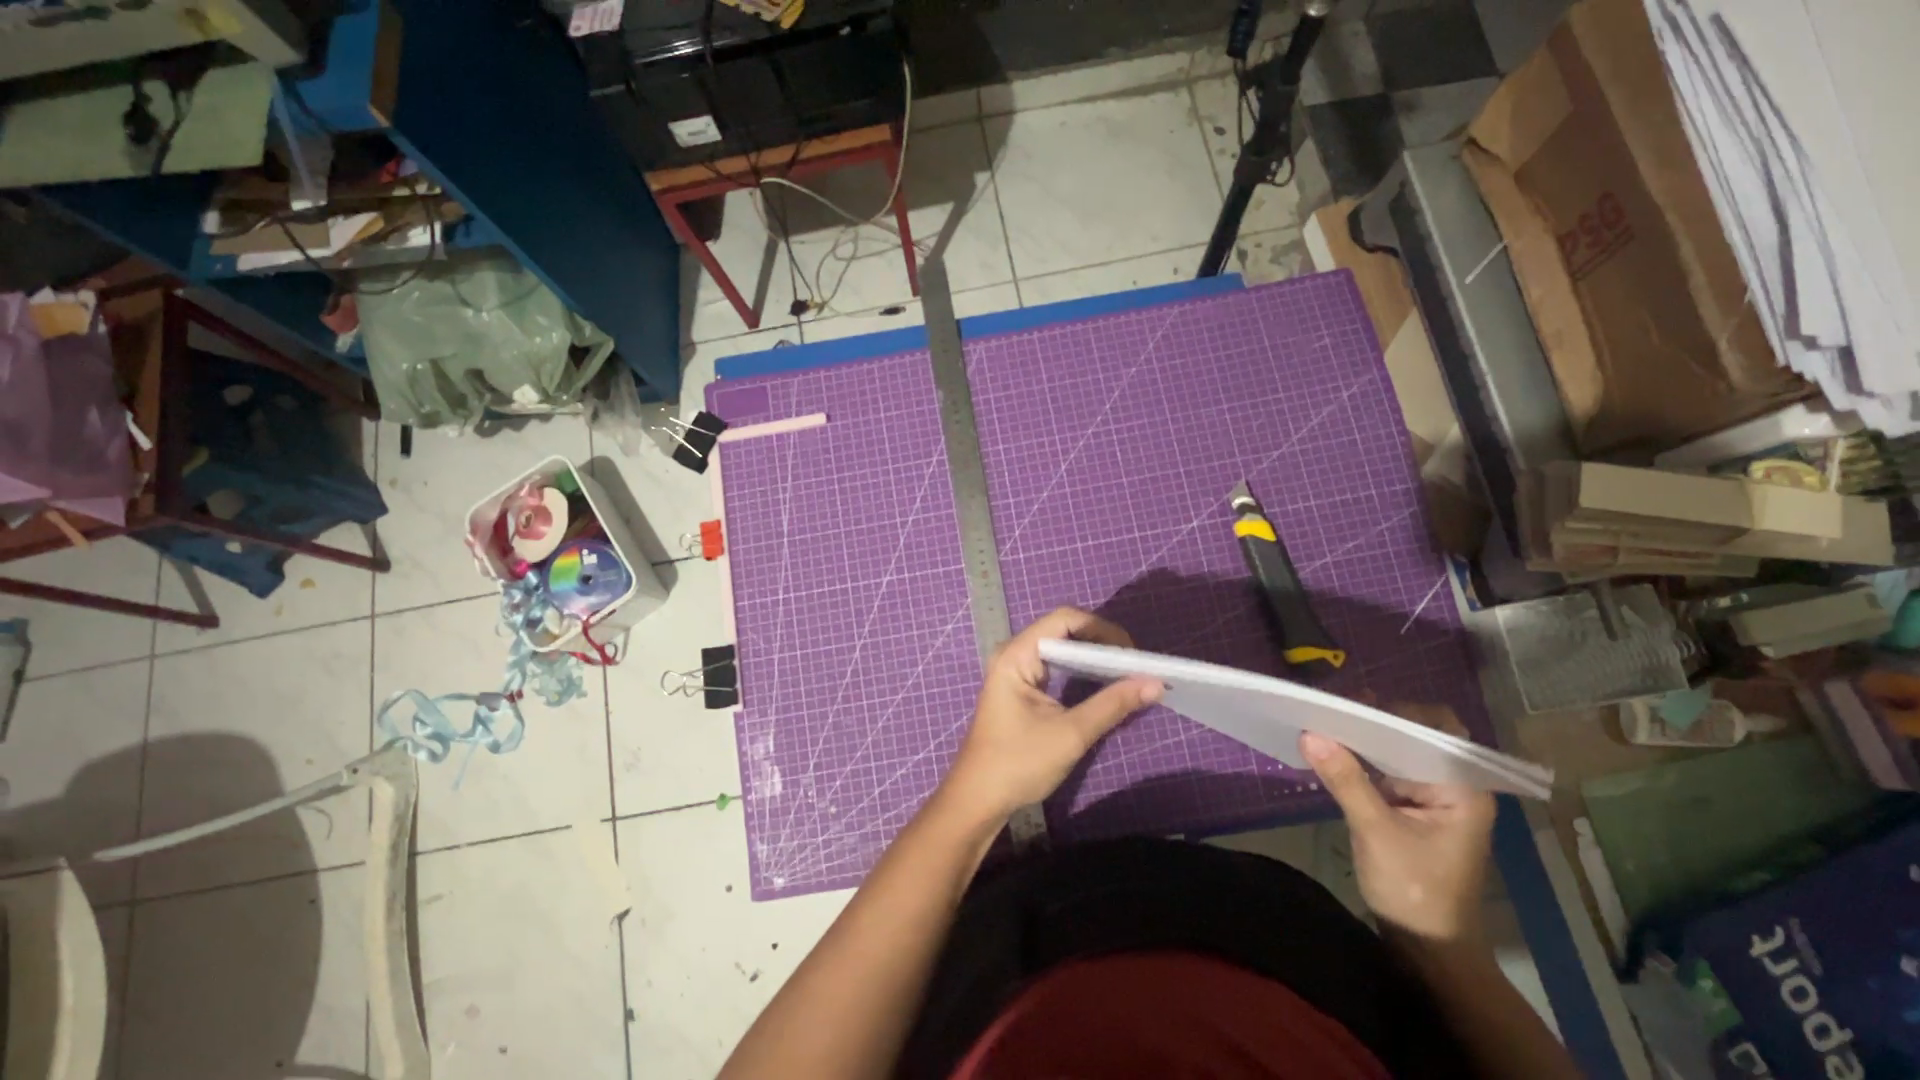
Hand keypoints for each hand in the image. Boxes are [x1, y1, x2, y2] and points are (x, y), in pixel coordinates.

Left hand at [940, 607, 1162, 823]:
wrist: (978, 800)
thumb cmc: (1018, 764)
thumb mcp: (1071, 734)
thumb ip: (1113, 704)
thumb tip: (1155, 683)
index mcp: (1017, 655)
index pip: (1065, 620)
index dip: (1102, 628)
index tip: (1132, 652)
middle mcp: (1014, 655)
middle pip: (1064, 631)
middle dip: (1102, 643)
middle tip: (1135, 665)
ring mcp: (1015, 672)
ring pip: (1062, 651)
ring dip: (1094, 659)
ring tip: (1127, 674)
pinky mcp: (1021, 690)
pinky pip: (1056, 668)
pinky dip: (1081, 673)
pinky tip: (1104, 686)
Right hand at [1300, 704, 1495, 943]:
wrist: (1428, 949)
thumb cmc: (1413, 891)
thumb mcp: (1375, 832)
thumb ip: (1346, 780)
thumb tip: (1310, 734)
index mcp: (1463, 788)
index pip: (1436, 729)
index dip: (1396, 712)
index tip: (1353, 705)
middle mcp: (1456, 786)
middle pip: (1419, 736)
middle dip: (1379, 723)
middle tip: (1336, 712)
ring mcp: (1438, 799)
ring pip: (1403, 754)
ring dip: (1370, 742)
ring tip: (1330, 728)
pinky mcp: (1418, 811)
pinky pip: (1393, 774)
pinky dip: (1368, 763)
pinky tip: (1338, 757)